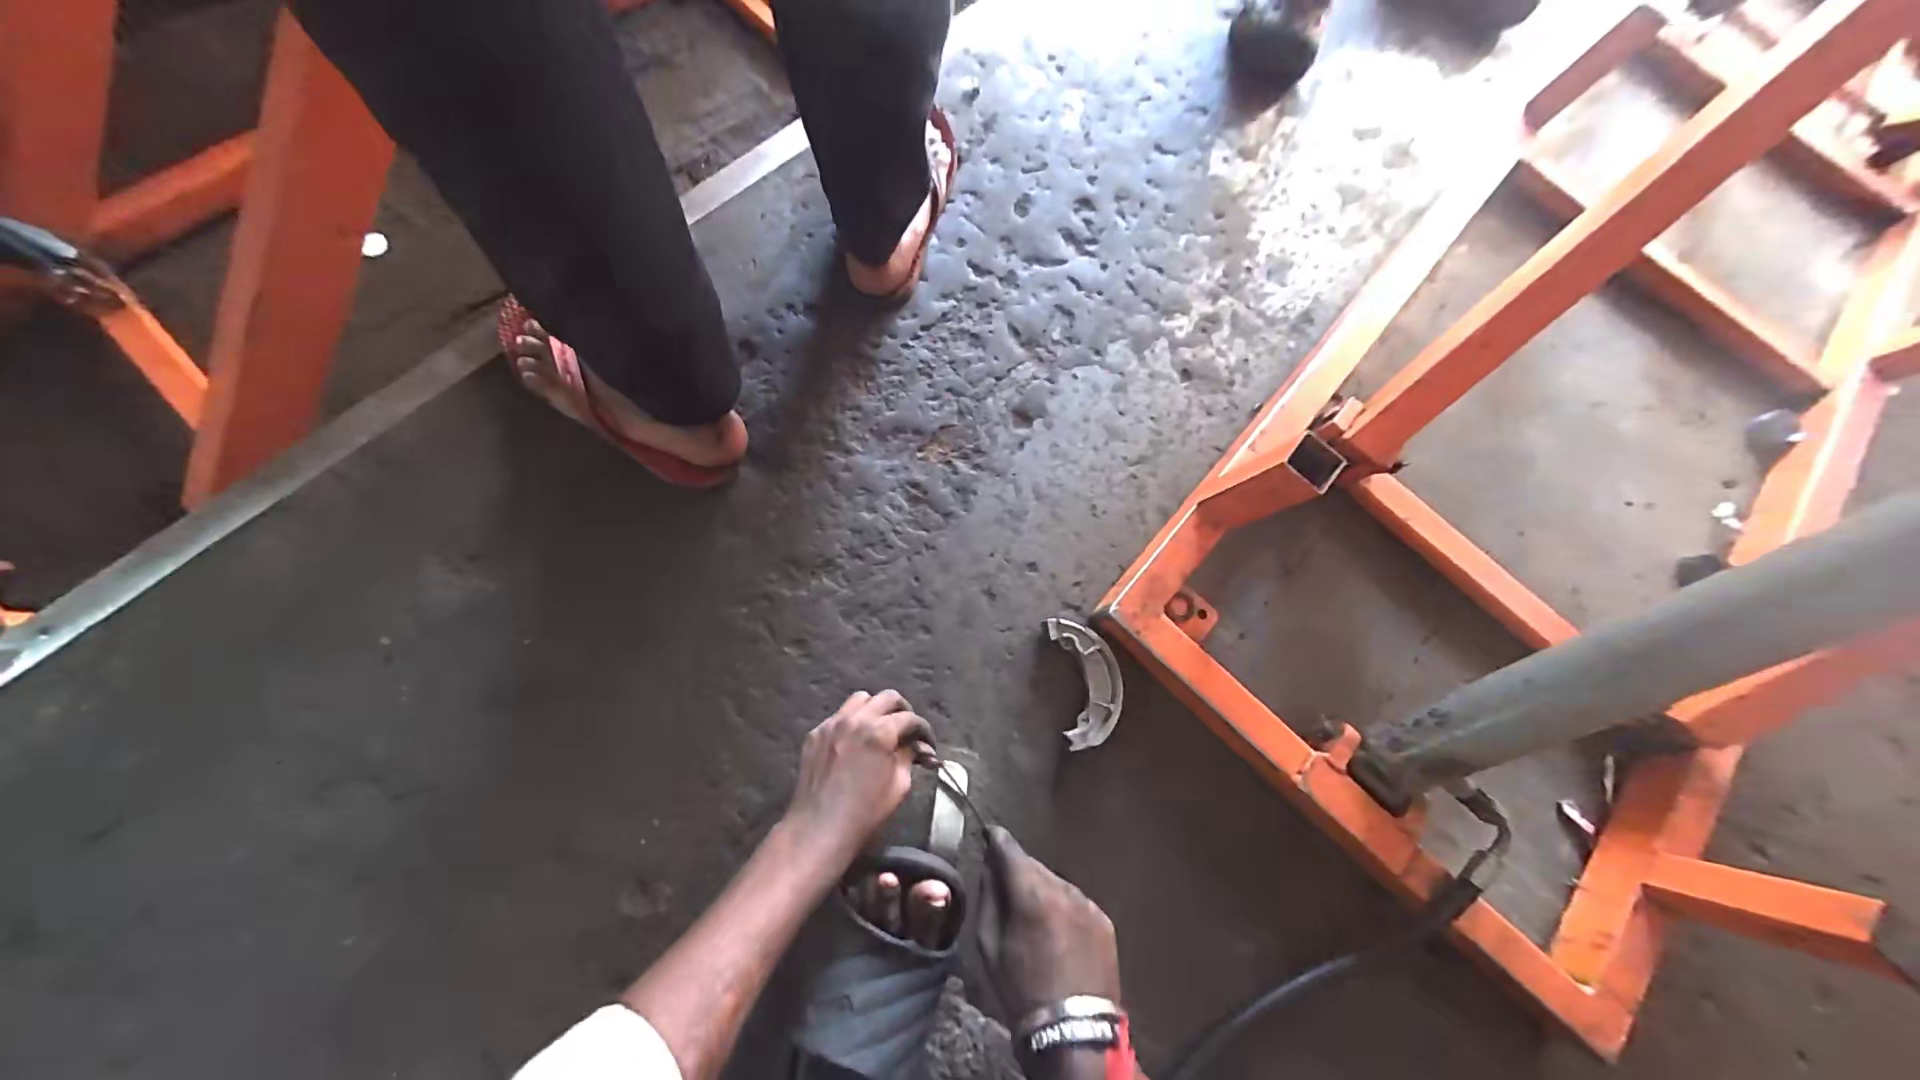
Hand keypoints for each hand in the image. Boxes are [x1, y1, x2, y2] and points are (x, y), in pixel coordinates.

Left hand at [784, 690, 931, 863]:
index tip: (927, 743)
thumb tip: (918, 746)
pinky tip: (856, 741)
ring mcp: (832, 723)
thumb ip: (909, 756)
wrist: (819, 827)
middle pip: (887, 698)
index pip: (910, 718)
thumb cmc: (865, 812)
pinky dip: (853, 721)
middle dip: (903, 711)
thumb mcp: (899, 785)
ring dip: (876, 709)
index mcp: (880, 731)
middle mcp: (856, 719)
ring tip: (881, 728)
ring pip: (861, 699)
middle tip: (907, 730)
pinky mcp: (816, 733)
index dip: (924, 730)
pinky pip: (839, 716)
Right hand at [981, 826, 1122, 1024]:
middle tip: (1007, 888)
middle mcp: (1062, 888)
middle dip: (1018, 870)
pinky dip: (1063, 907)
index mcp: (1031, 892)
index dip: (996, 838)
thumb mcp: (989, 945)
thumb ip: (989, 897)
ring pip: (1055, 881)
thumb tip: (990, 866)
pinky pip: (1075, 901)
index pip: (1010, 847)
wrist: (1074, 1032)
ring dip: (1042, 889)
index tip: (988, 833)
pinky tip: (1057, 932)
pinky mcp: (1104, 920)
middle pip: (1033, 864)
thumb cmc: (1022, 989)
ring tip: (1034, 917)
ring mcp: (1087, 903)